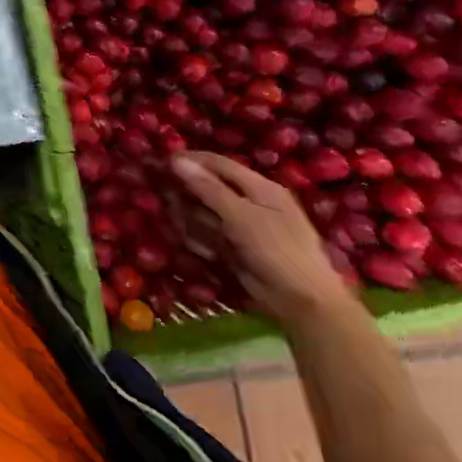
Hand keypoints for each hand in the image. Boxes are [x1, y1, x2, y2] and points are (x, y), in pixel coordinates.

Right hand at [171, 151, 356, 328]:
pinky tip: (186, 237)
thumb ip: (209, 189)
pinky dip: (196, 232)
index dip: (192, 160)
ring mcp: (243, 225)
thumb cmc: (278, 251)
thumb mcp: (242, 216)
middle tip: (159, 190)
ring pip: (206, 210)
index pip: (220, 164)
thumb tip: (176, 161)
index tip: (161, 159)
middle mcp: (252, 201)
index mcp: (261, 187)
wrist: (303, 301)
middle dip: (186, 187)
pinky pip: (209, 231)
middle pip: (211, 186)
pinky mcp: (236, 245)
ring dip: (188, 212)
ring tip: (169, 215)